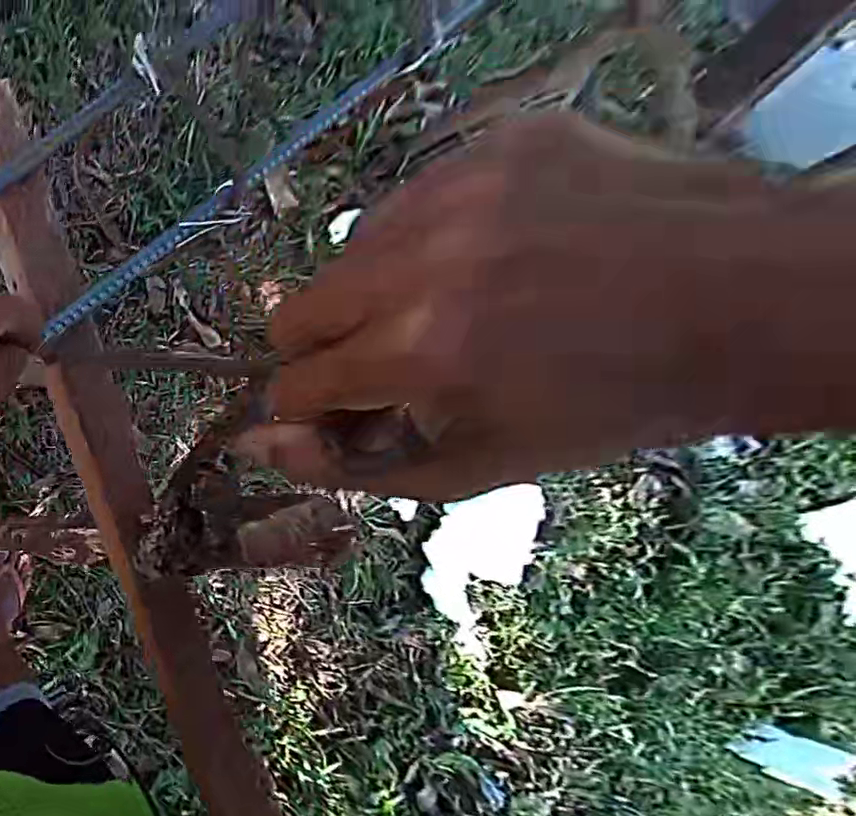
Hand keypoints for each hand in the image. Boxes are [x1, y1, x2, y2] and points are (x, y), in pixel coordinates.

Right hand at [232, 113, 795, 500]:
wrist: (767, 302)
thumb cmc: (599, 409)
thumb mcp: (461, 469)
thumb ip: (339, 467)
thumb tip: (250, 442)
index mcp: (416, 348)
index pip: (291, 384)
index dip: (314, 408)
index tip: (356, 410)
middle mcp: (421, 261)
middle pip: (293, 317)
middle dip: (326, 352)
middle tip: (392, 361)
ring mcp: (460, 191)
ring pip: (342, 263)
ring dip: (372, 298)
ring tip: (454, 305)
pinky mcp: (498, 145)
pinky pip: (403, 208)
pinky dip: (421, 245)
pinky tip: (488, 257)